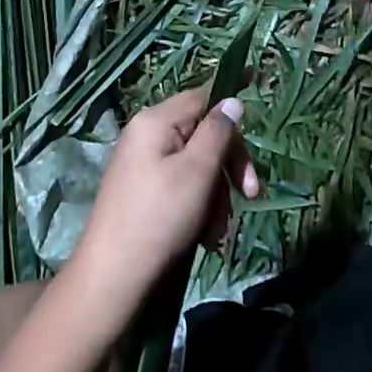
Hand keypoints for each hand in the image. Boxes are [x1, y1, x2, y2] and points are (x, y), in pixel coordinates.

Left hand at [70, 89, 256, 308]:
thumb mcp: (198, 171)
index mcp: (155, 120)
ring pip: (195, 165)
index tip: (256, 140)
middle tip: (251, 196)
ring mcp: (141, 163)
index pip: (202, 98)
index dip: (231, 115)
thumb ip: (218, 132)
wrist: (114, 273)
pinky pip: (180, 185)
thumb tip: (232, 100)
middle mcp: (145, 134)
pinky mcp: (142, 189)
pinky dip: (198, 206)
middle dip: (228, 167)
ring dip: (216, 194)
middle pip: (202, 135)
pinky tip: (205, 235)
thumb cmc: (160, 216)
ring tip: (218, 230)